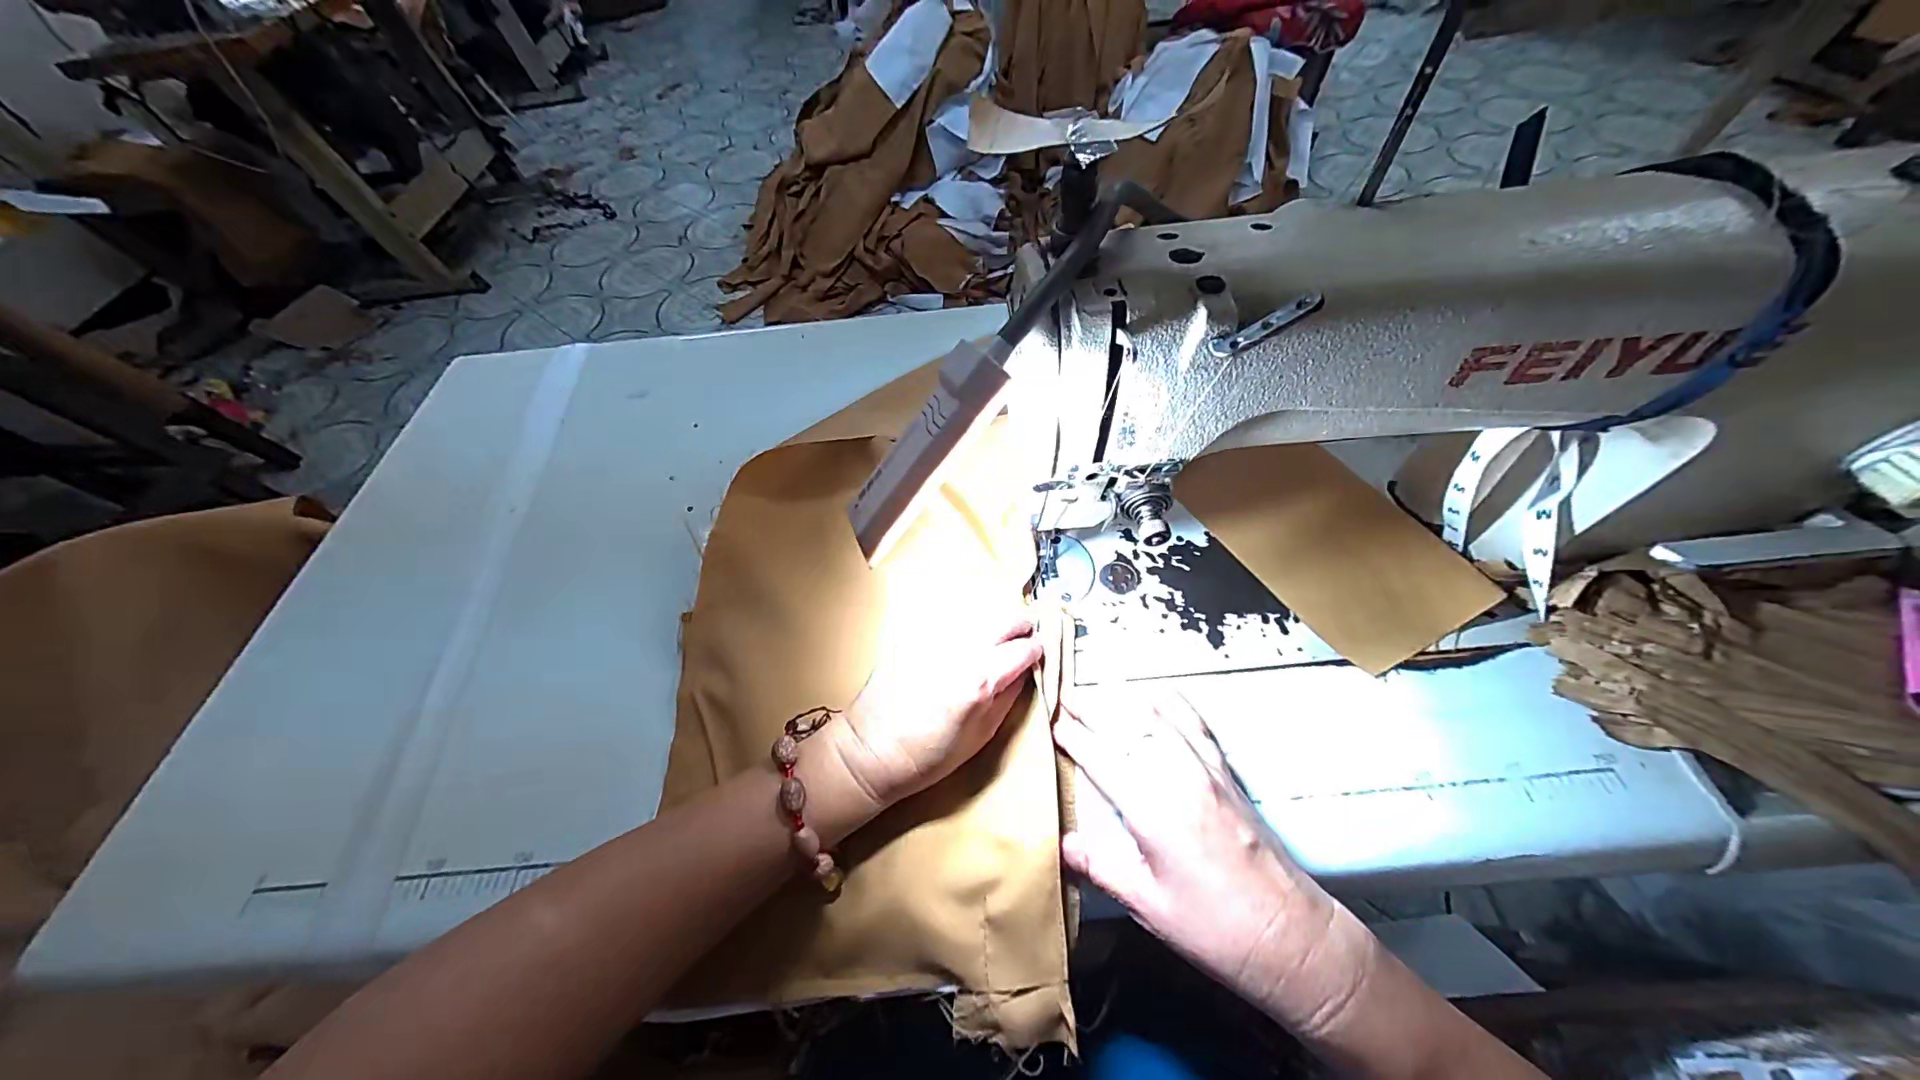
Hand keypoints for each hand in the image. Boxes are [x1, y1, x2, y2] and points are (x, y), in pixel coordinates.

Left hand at [828, 609, 1042, 812]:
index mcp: (981, 678)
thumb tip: (1025, 671)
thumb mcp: (984, 734)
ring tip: (993, 641)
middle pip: (1006, 617)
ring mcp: (935, 637)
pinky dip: (963, 625)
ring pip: (979, 613)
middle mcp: (960, 650)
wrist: (873, 750)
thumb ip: (1010, 695)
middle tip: (1022, 640)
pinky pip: (949, 617)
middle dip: (1020, 627)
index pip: (1025, 647)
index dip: (1036, 652)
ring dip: (993, 623)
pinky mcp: (914, 634)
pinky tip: (961, 642)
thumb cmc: (928, 755)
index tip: (1035, 656)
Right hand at [1052, 691, 1367, 1034]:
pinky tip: (1155, 697)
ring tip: (1096, 695)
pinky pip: (1193, 722)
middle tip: (1064, 699)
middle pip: (1126, 724)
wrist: (1289, 934)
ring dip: (1122, 701)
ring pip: (1156, 715)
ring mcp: (1206, 768)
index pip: (1100, 755)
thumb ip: (1100, 866)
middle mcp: (1178, 775)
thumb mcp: (1147, 905)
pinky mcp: (1225, 771)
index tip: (1050, 724)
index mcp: (1152, 808)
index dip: (1071, 736)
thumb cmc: (1215, 928)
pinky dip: (1169, 703)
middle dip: (1090, 708)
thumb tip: (1062, 842)